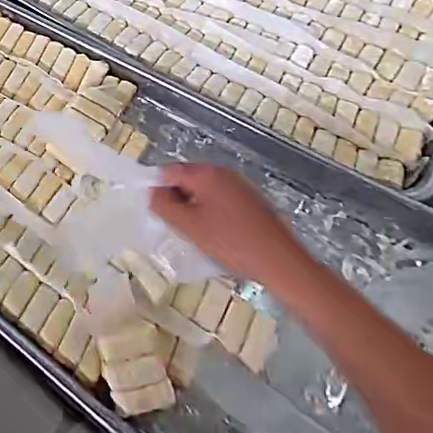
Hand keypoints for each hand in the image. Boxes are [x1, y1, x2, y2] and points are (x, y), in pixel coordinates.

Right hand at [151, 163, 309, 282]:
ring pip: (204, 192)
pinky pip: (221, 200)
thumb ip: (164, 206)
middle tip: (179, 226)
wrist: (279, 260)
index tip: (160, 213)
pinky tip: (219, 236)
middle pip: (187, 179)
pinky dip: (213, 213)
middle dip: (178, 200)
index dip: (159, 190)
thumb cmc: (231, 242)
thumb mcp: (189, 226)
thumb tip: (153, 192)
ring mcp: (239, 186)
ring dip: (195, 209)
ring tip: (199, 234)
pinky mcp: (250, 200)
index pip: (169, 172)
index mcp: (205, 174)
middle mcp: (222, 173)